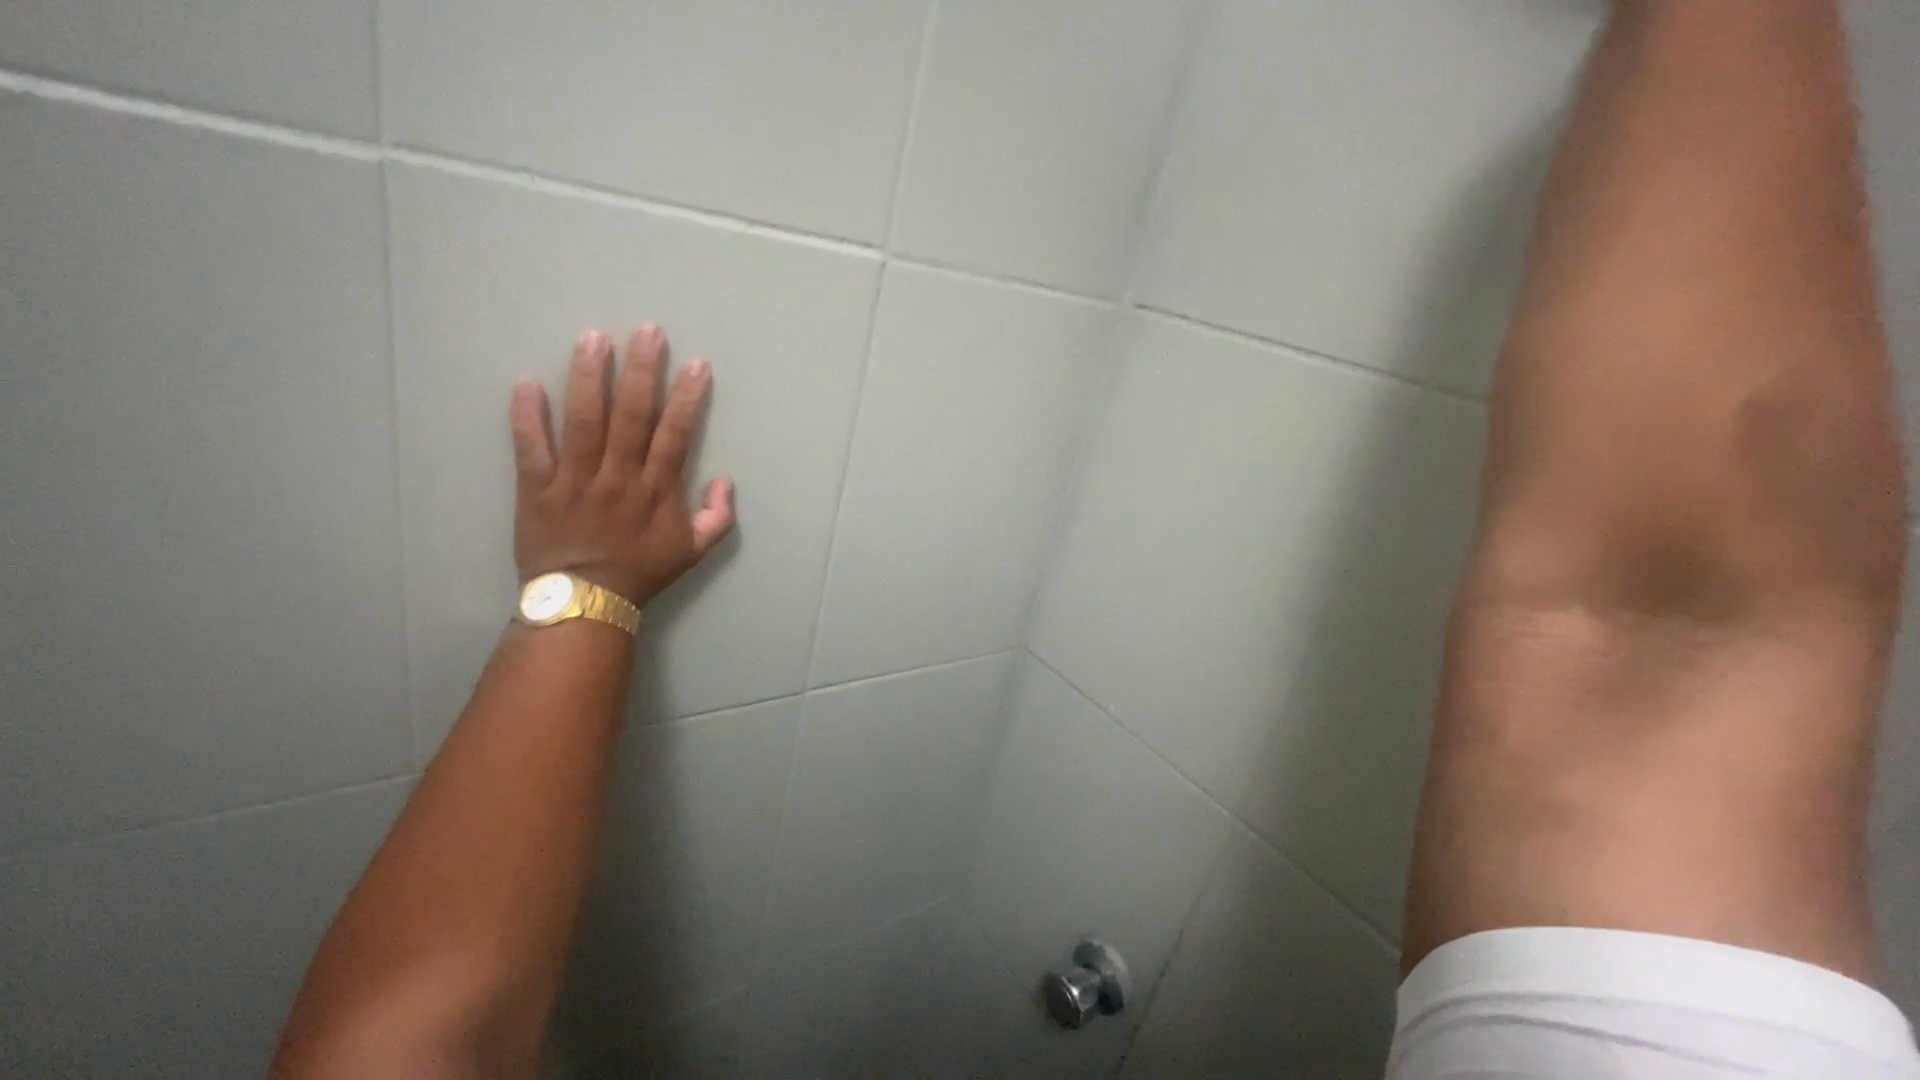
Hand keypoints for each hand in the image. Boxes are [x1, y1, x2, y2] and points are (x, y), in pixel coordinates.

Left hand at [509, 324, 734, 606]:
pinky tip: (527, 382)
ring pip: (583, 421)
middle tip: (647, 331)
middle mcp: (618, 477)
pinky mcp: (536, 488)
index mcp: (656, 491)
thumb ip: (718, 518)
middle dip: (642, 371)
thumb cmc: (640, 574)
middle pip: (632, 416)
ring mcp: (575, 480)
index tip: (695, 364)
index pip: (675, 435)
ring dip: (590, 378)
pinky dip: (527, 416)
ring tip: (593, 339)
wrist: (584, 604)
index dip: (687, 398)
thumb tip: (725, 480)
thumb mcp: (693, 552)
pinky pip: (530, 448)